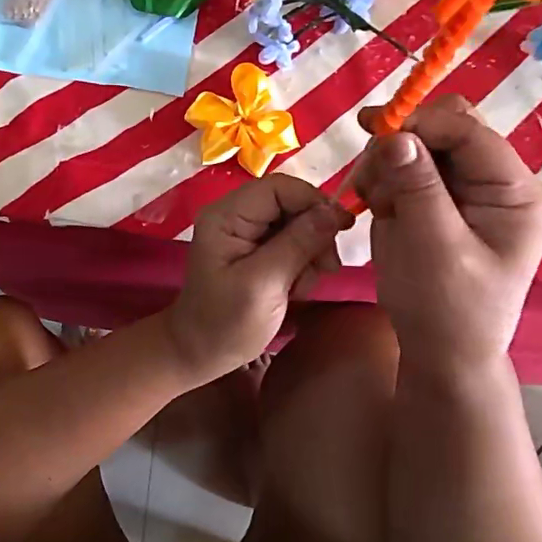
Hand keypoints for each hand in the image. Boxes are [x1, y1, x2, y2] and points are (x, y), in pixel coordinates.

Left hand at [168, 175, 351, 381]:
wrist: (201, 354)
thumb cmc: (225, 323)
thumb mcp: (264, 284)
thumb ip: (297, 244)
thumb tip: (333, 212)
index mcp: (226, 216)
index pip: (279, 187)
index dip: (313, 201)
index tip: (341, 228)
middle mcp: (235, 216)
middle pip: (291, 204)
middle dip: (314, 234)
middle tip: (326, 268)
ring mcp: (246, 234)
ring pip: (297, 225)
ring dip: (311, 253)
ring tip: (302, 286)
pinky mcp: (257, 252)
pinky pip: (293, 244)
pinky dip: (303, 264)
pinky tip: (295, 289)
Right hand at [353, 95, 541, 365]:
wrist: (441, 353)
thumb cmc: (447, 309)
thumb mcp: (434, 248)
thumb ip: (418, 188)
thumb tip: (394, 136)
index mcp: (514, 192)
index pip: (469, 133)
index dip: (422, 123)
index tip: (374, 130)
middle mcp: (492, 184)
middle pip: (445, 130)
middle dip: (401, 143)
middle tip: (366, 169)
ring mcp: (461, 192)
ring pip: (417, 147)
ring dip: (386, 164)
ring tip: (370, 199)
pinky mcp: (433, 204)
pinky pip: (402, 172)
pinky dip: (381, 180)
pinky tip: (374, 205)